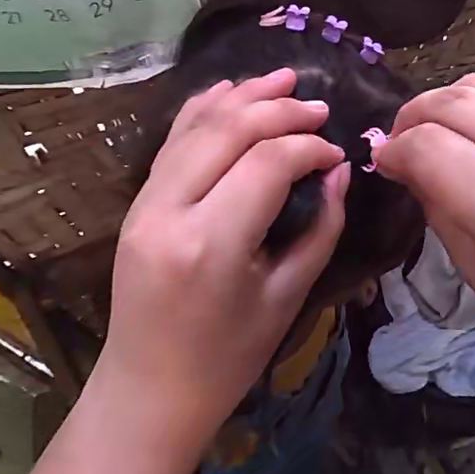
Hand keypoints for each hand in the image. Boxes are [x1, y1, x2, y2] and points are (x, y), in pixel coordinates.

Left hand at [97, 68, 348, 446]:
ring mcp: (143, 204)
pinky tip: (229, 89)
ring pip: (196, 126)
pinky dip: (201, 109)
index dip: (308, 147)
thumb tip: (339, 169)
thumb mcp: (288, 296)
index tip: (336, 152)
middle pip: (229, 131)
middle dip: (279, 110)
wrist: (147, 394)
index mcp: (210, 244)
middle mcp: (169, 212)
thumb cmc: (227, 359)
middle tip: (317, 106)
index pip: (267, 163)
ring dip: (242, 97)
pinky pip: (171, 142)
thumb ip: (321, 227)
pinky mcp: (135, 204)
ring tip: (283, 79)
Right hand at [372, 73, 474, 386]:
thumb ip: (441, 213)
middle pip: (450, 104)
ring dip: (440, 103)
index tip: (384, 166)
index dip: (395, 152)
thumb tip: (406, 166)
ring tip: (428, 132)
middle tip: (397, 145)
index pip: (429, 149)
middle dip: (410, 118)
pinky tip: (468, 127)